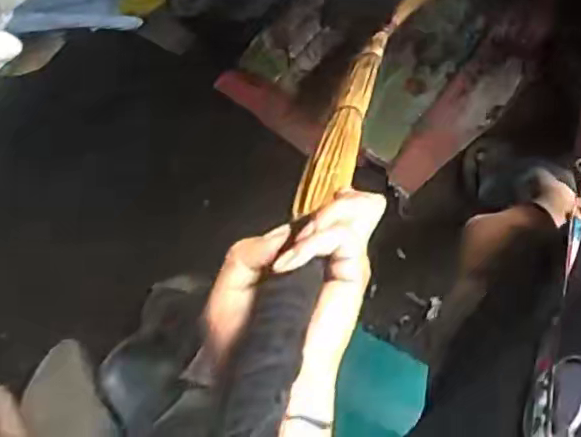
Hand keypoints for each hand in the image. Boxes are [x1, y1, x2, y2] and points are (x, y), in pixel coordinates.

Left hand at [187, 189, 387, 385]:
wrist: (265, 377)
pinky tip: (290, 262)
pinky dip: (314, 241)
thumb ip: (246, 252)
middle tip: (308, 225)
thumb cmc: (243, 343)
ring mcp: (344, 261)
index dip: (321, 204)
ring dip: (322, 218)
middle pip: (349, 203)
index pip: (325, 212)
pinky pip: (341, 236)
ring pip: (350, 211)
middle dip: (330, 204)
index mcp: (305, 256)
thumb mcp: (226, 291)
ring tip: (300, 240)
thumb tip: (284, 232)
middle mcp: (329, 254)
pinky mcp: (354, 271)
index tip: (309, 213)